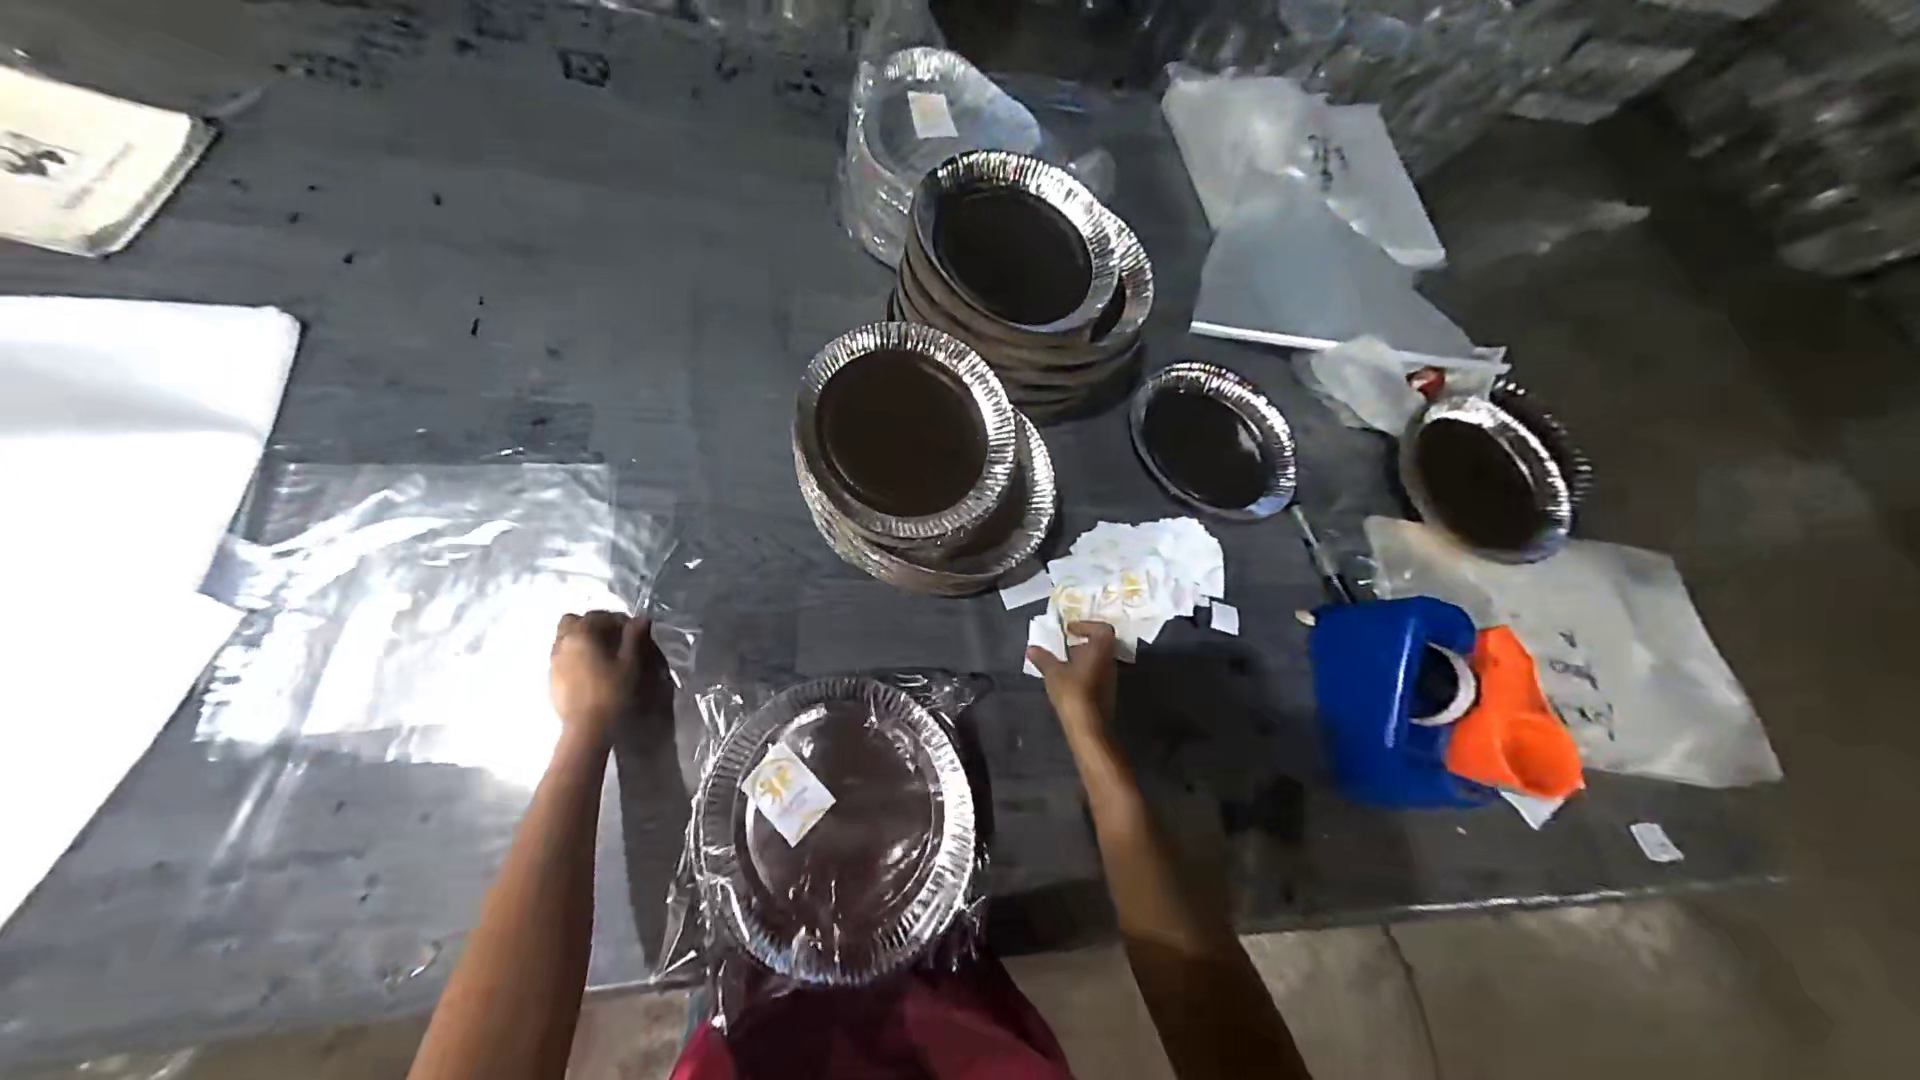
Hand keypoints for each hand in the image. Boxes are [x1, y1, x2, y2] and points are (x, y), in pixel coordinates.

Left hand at [549, 610, 660, 746]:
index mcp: (581, 634)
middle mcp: (562, 643)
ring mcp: (553, 661)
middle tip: (612, 638)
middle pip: (573, 621)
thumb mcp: (631, 662)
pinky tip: (592, 671)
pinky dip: (575, 655)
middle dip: (593, 624)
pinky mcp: (551, 678)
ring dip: (583, 639)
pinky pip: (562, 656)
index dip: (618, 619)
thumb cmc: (612, 691)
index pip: (599, 615)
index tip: (633, 631)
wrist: (587, 727)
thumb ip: (635, 636)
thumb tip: (641, 617)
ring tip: (603, 655)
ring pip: (565, 638)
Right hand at [1026, 620, 1117, 734]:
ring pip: (1099, 659)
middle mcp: (1109, 660)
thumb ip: (1043, 658)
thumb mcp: (1053, 672)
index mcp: (1100, 649)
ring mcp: (1111, 677)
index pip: (1102, 628)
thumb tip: (1031, 648)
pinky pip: (1097, 672)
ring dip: (1084, 657)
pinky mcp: (1107, 692)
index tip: (1069, 629)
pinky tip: (1069, 678)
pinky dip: (1085, 670)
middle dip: (1084, 641)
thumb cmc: (1072, 691)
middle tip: (1066, 643)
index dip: (1086, 625)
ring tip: (1064, 661)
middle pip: (1102, 643)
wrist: (1088, 725)